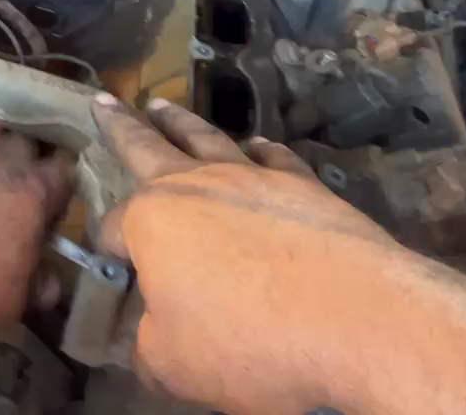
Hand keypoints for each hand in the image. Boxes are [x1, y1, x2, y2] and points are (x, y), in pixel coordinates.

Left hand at [0, 116, 72, 331]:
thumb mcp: (11, 301)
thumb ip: (37, 285)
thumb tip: (49, 283)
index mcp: (32, 188)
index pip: (64, 172)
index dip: (57, 190)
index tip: (46, 209)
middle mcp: (0, 152)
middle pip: (25, 142)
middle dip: (23, 160)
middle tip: (9, 189)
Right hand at [92, 96, 401, 411]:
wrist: (363, 321)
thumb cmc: (252, 341)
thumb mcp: (177, 364)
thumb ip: (148, 347)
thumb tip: (142, 344)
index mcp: (151, 219)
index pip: (114, 229)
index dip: (109, 250)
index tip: (111, 268)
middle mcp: (192, 184)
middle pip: (144, 146)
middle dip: (120, 125)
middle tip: (103, 100)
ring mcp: (250, 178)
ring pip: (204, 138)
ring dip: (180, 122)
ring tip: (163, 106)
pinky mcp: (304, 186)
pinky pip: (274, 159)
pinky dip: (262, 151)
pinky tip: (259, 145)